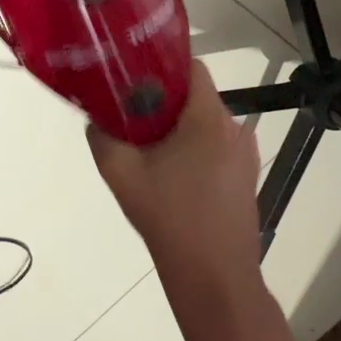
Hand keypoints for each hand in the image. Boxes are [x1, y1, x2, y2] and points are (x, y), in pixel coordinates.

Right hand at [87, 61, 262, 276]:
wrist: (213, 277)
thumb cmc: (169, 217)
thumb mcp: (119, 172)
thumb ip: (101, 135)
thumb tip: (95, 118)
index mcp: (209, 120)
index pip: (191, 67)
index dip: (160, 64)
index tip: (131, 74)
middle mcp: (234, 130)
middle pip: (195, 96)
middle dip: (161, 98)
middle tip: (128, 111)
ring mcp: (245, 156)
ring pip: (203, 123)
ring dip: (175, 126)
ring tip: (143, 144)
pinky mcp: (245, 178)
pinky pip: (214, 146)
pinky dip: (190, 147)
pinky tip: (167, 171)